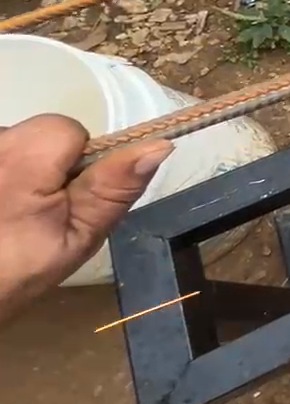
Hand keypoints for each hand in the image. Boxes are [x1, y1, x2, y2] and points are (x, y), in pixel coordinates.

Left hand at [0, 115, 170, 320]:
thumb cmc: (14, 275)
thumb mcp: (77, 240)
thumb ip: (113, 190)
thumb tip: (159, 145)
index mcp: (15, 172)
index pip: (58, 128)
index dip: (71, 154)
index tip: (63, 191)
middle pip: (23, 134)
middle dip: (36, 160)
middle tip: (33, 204)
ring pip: (3, 145)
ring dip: (11, 167)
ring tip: (8, 206)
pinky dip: (0, 174)